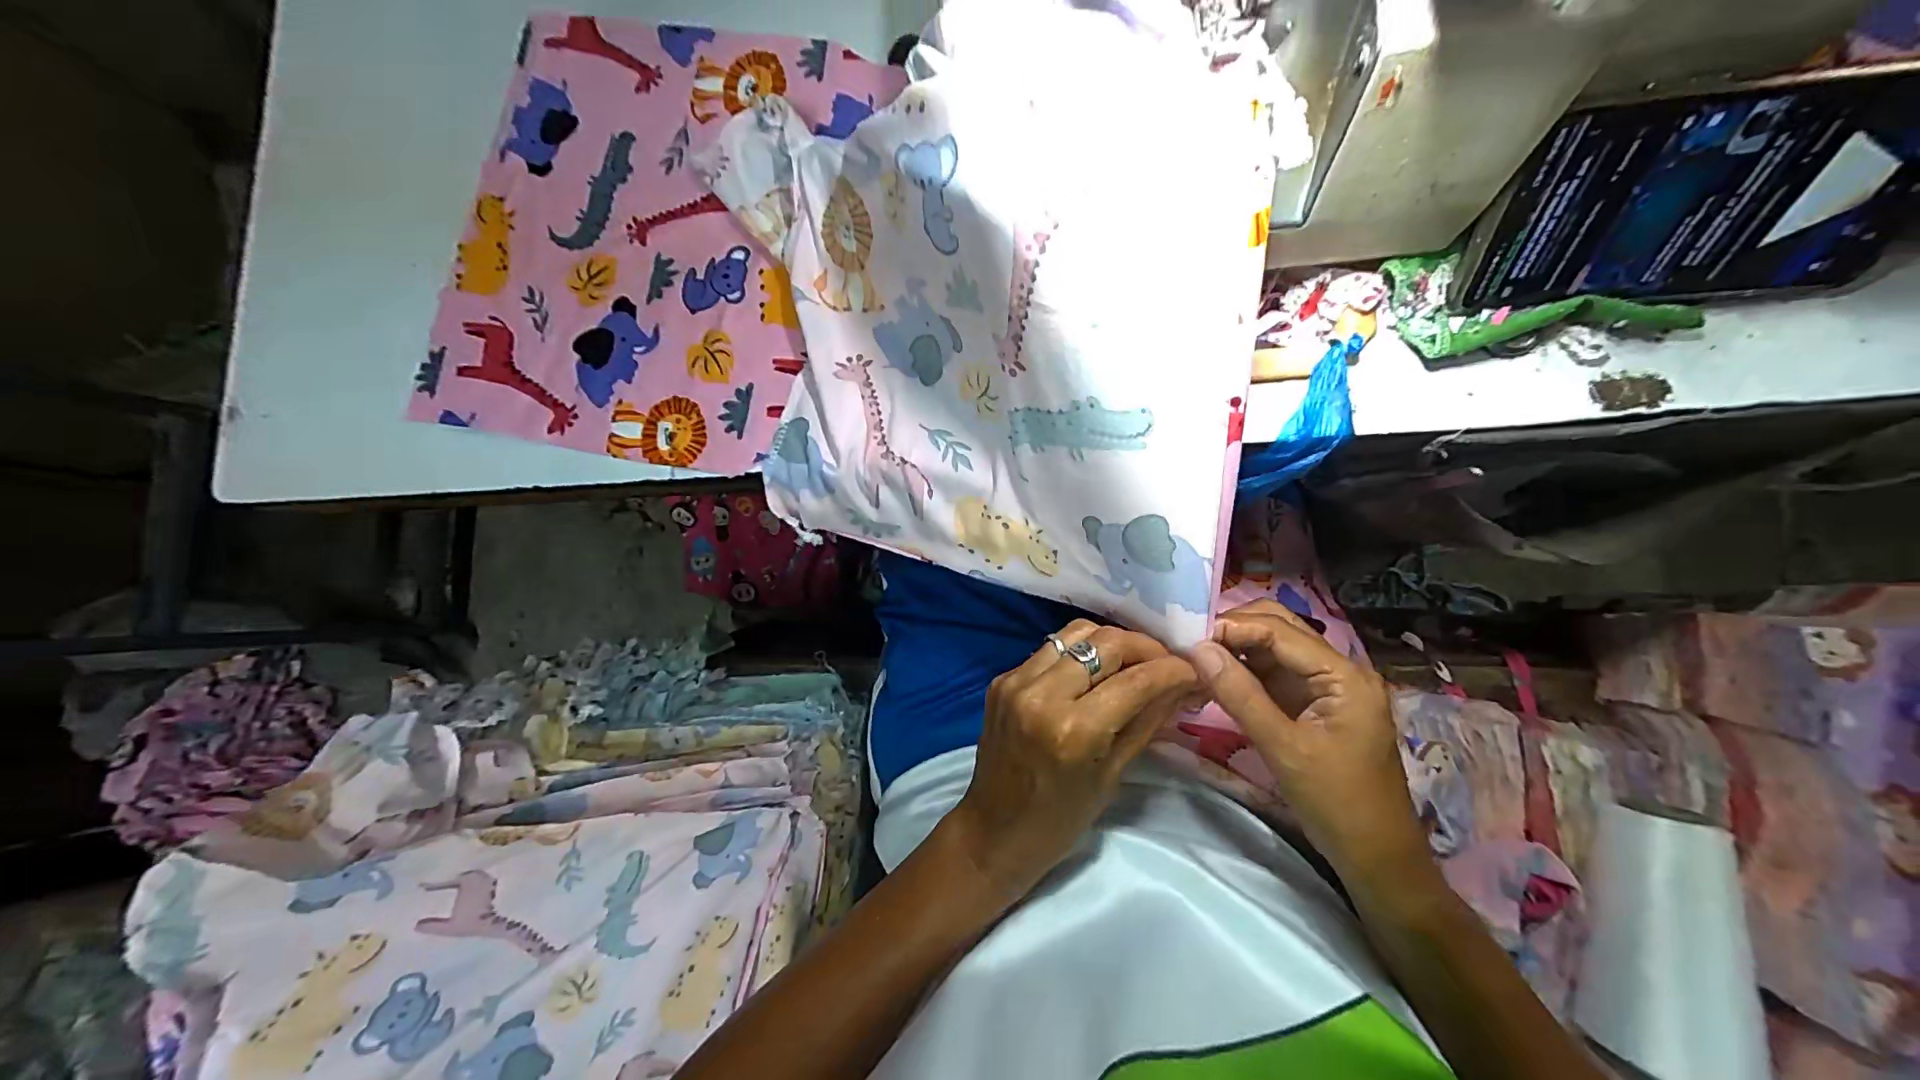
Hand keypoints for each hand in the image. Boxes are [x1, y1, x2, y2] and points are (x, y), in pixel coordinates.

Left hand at [943, 620, 1198, 905]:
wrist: (995, 830)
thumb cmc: (1060, 819)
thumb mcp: (1113, 774)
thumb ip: (1148, 721)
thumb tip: (1184, 685)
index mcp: (1073, 730)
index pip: (1135, 680)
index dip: (1173, 670)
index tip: (1194, 671)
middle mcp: (1042, 695)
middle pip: (1106, 642)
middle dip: (1145, 648)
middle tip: (1166, 664)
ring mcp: (1016, 682)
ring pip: (1077, 633)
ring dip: (1112, 643)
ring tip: (1133, 662)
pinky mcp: (1002, 679)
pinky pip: (1051, 648)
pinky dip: (1080, 653)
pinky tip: (1095, 672)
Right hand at [1191, 600, 1425, 879]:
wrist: (1375, 854)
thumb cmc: (1337, 802)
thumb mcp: (1283, 748)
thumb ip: (1240, 695)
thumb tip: (1198, 649)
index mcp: (1345, 675)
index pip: (1281, 631)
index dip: (1234, 627)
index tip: (1189, 638)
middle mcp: (1339, 670)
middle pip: (1280, 628)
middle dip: (1235, 630)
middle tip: (1191, 645)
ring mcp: (1326, 686)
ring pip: (1275, 648)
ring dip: (1237, 648)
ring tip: (1198, 658)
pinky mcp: (1312, 703)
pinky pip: (1274, 672)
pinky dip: (1245, 669)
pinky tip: (1217, 676)